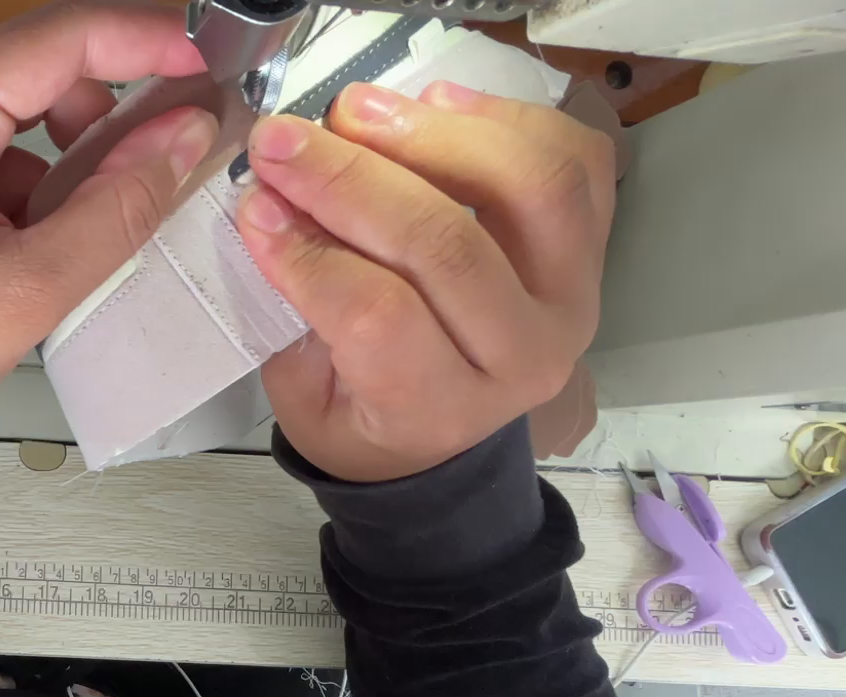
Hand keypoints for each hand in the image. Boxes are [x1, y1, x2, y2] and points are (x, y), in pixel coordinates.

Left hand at [0, 1, 219, 460]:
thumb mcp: (29, 288)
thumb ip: (117, 206)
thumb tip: (185, 133)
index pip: (58, 38)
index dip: (145, 38)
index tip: (207, 61)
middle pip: (34, 69)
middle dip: (107, 108)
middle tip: (160, 158)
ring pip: (12, 116)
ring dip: (66, 156)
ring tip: (84, 225)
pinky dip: (27, 184)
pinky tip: (36, 242)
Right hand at [238, 81, 616, 482]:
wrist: (427, 442)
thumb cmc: (351, 423)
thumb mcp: (300, 395)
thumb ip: (293, 312)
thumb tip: (272, 207)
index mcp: (434, 407)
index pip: (374, 314)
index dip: (308, 253)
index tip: (254, 205)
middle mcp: (519, 355)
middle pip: (443, 242)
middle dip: (349, 179)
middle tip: (282, 140)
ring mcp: (570, 299)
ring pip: (527, 186)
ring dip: (430, 134)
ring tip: (352, 111)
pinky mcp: (591, 255)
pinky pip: (570, 162)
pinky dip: (501, 119)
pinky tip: (430, 104)